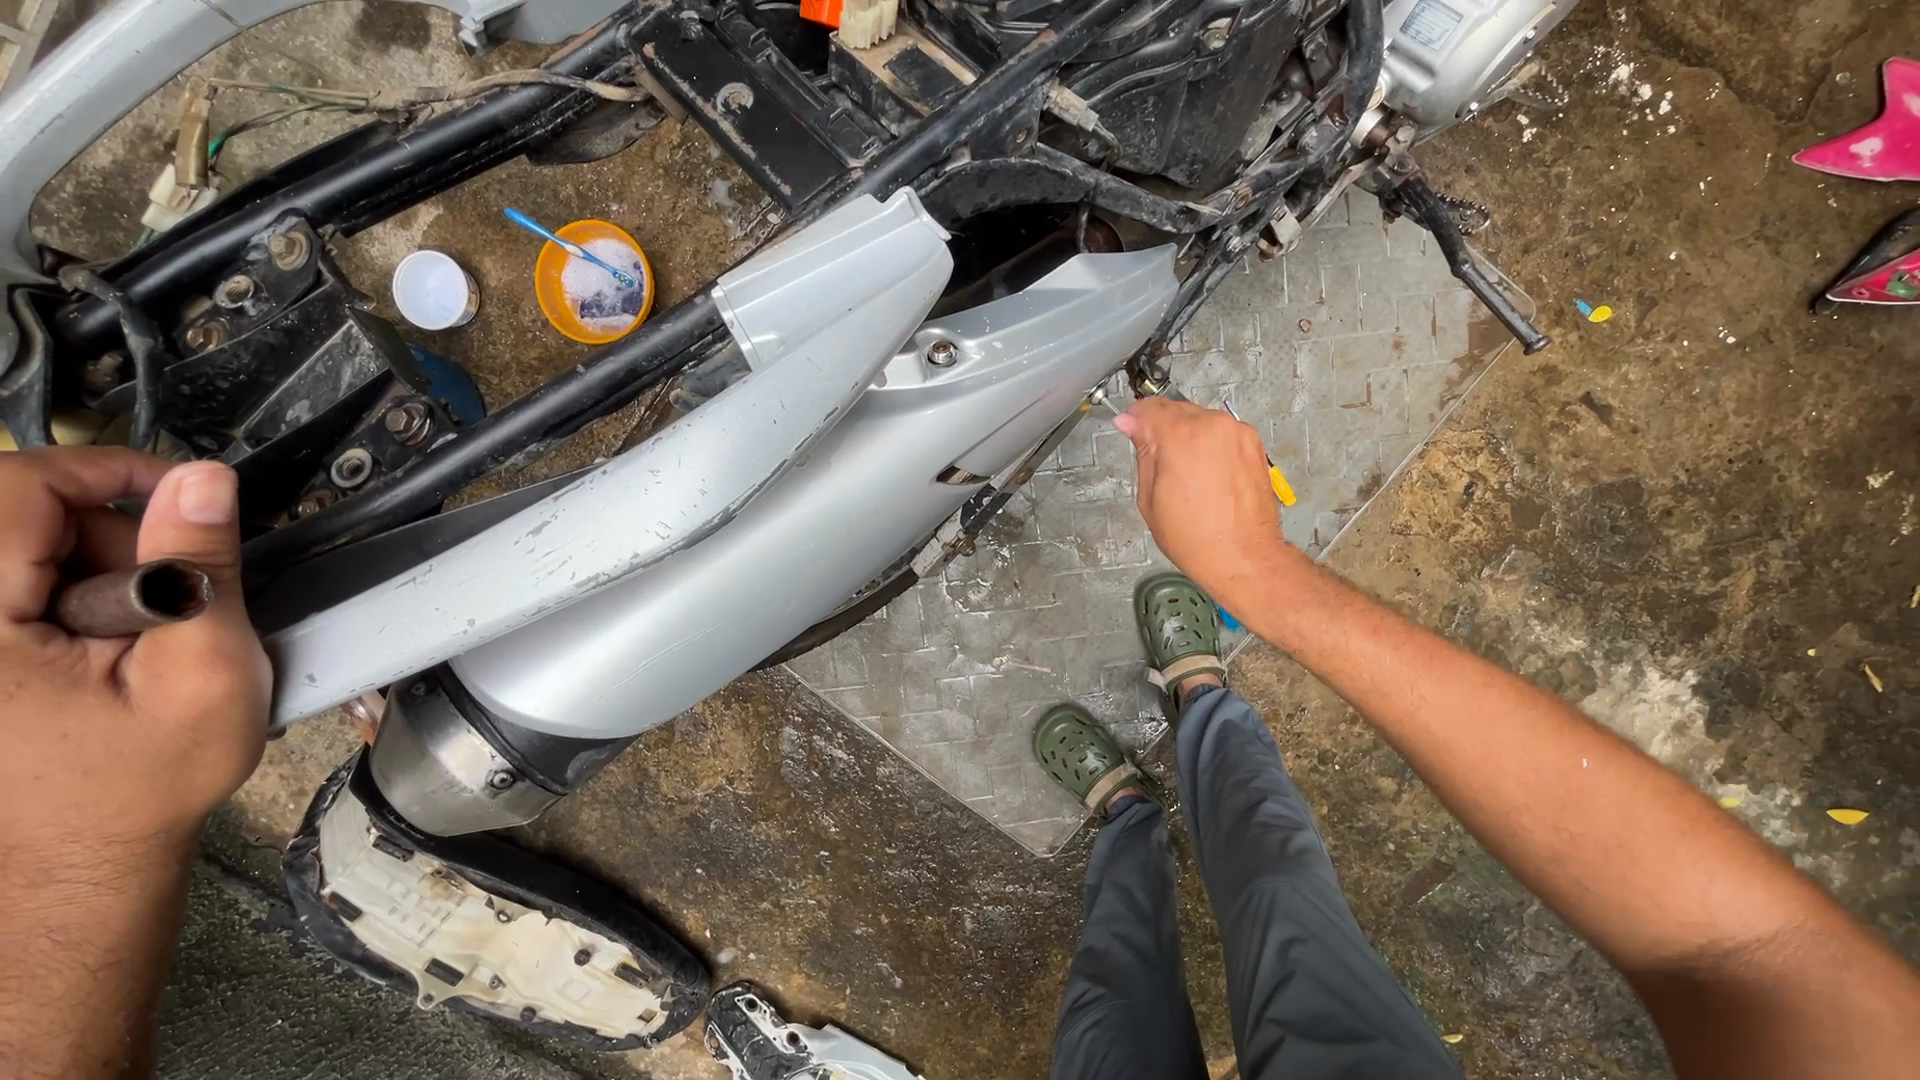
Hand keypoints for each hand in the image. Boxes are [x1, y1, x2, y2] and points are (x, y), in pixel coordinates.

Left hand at [0, 447, 268, 862]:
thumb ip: (200, 570)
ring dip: (89, 567)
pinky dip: (63, 593)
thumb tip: (204, 480)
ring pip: (14, 548)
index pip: (12, 488)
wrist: (85, 853)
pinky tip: (97, 641)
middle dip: (107, 537)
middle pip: (14, 517)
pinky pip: (9, 584)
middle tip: (166, 600)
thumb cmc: (149, 776)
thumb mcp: (204, 671)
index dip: (107, 469)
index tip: (187, 493)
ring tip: (134, 634)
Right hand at [1112, 397, 1301, 595]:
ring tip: (1186, 475)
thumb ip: (1142, 451)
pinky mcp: (1254, 445)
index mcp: (1181, 435)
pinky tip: (1206, 476)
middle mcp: (1213, 426)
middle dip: (1163, 430)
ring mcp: (1237, 433)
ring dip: (1189, 437)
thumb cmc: (1196, 537)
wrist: (1241, 555)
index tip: (1130, 430)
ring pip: (1201, 421)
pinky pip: (1222, 433)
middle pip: (1176, 411)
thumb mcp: (1149, 496)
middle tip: (1158, 463)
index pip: (1149, 409)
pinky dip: (1211, 446)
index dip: (1135, 420)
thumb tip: (1131, 424)